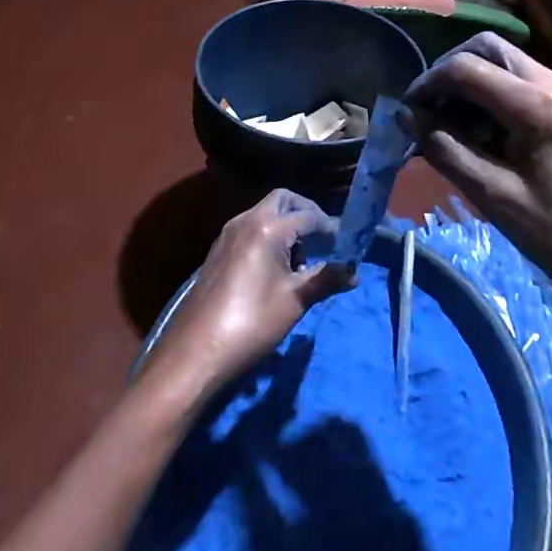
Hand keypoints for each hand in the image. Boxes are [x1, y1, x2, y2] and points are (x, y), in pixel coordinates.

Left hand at [140, 190, 353, 404]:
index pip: (309, 215)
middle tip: (324, 240)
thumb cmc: (252, 321)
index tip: (346, 245)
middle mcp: (245, 220)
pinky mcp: (218, 251)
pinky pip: (250, 229)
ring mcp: (227, 234)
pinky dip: (268, 237)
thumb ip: (327, 279)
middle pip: (283, 200)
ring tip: (301, 264)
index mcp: (267, 226)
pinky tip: (275, 271)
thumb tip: (355, 272)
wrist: (197, 350)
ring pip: (264, 214)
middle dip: (306, 213)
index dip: (331, 228)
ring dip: (286, 226)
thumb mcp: (296, 300)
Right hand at [404, 33, 551, 296]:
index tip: (408, 112)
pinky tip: (483, 127)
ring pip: (506, 59)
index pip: (466, 68)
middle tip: (428, 107)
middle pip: (488, 47)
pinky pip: (523, 78)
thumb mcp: (493, 197)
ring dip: (471, 79)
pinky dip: (494, 90)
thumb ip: (445, 150)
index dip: (428, 84)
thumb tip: (408, 117)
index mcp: (538, 107)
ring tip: (451, 120)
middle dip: (449, 70)